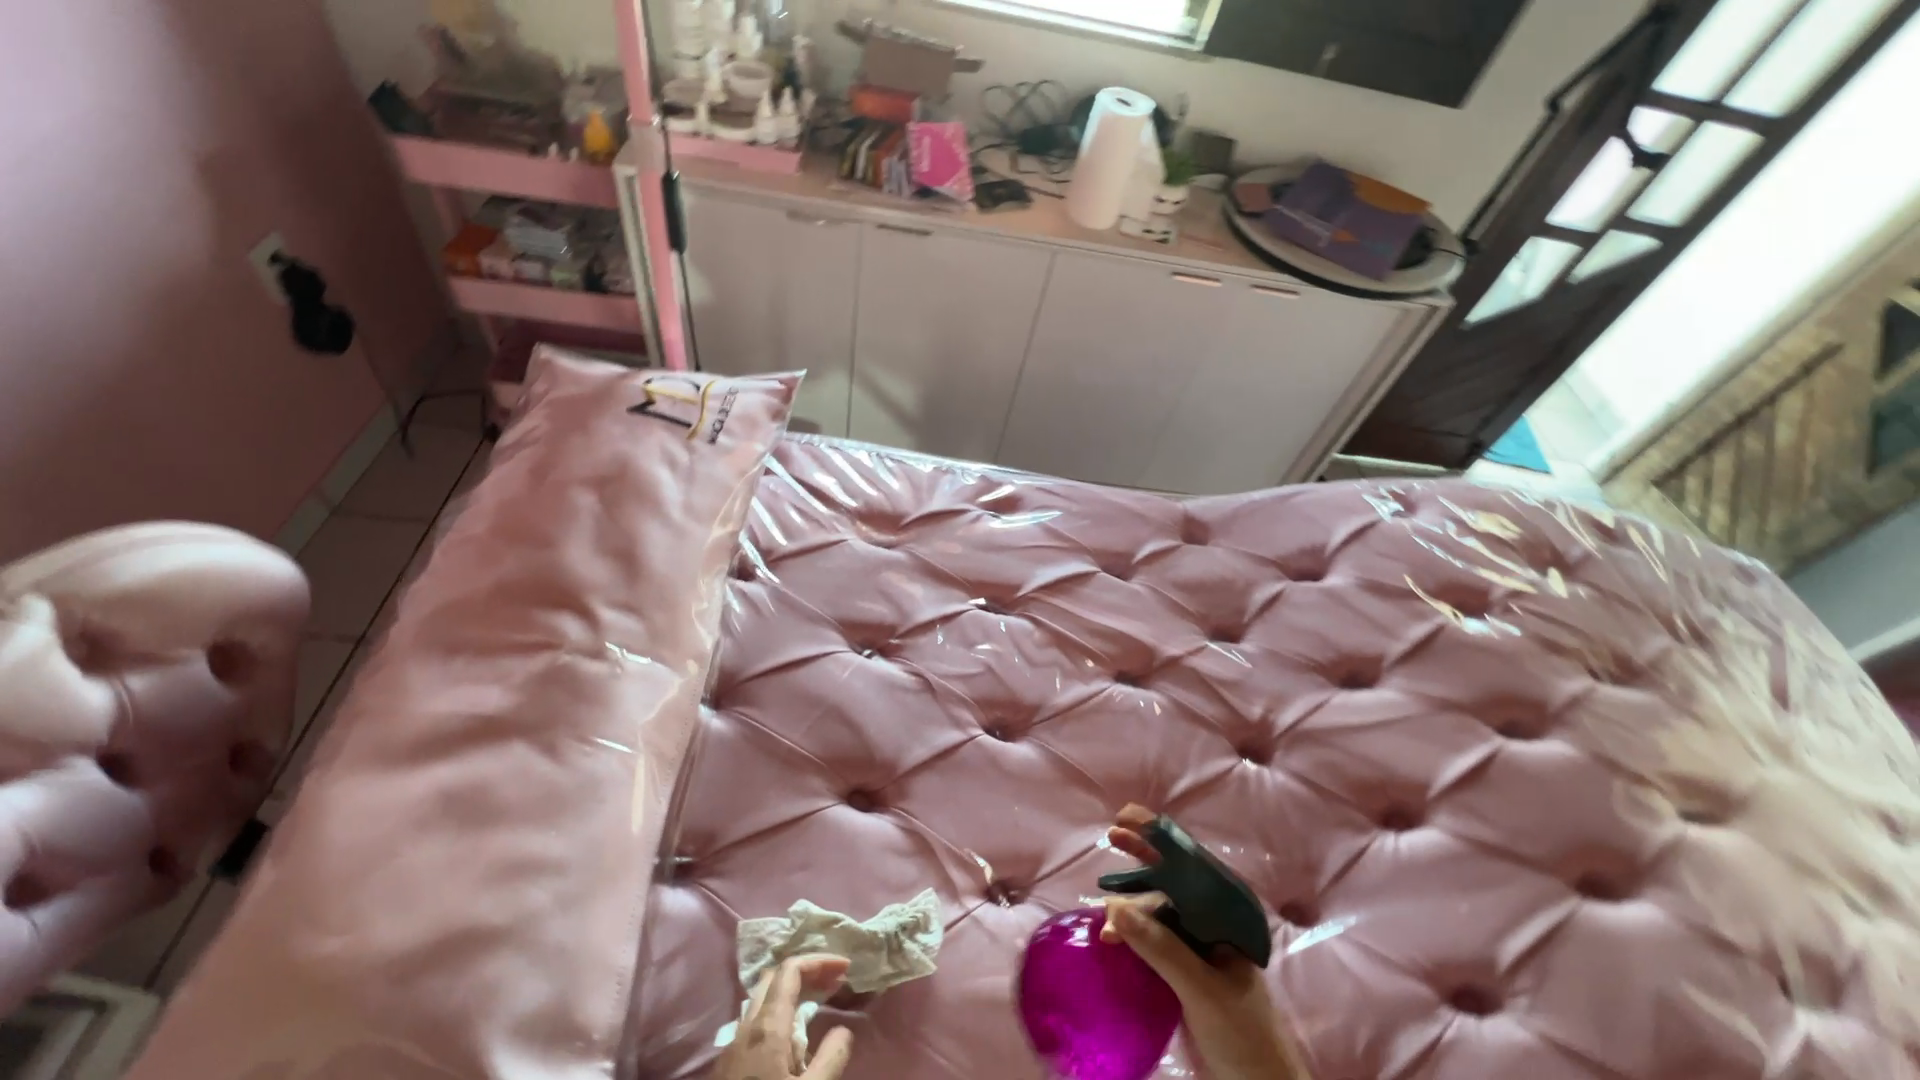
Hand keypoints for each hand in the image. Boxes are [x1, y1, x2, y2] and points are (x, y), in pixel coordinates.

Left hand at [709, 955, 854, 1079]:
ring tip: (819, 1003)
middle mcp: (746, 1027)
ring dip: (791, 992)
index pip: (790, 971)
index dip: (819, 961)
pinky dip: (779, 1013)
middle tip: (835, 981)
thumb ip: (831, 1057)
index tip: (845, 968)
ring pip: (762, 1000)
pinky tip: (794, 1037)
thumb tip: (842, 1030)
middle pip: (773, 978)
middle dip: (806, 971)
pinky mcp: (729, 1063)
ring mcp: (734, 1044)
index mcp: (767, 1027)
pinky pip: (755, 1022)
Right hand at [1103, 805, 1311, 1079]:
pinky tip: (1111, 938)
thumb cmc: (1245, 1034)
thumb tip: (1113, 907)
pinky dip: (1132, 934)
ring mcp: (1200, 947)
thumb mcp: (1202, 989)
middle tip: (1110, 835)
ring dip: (1131, 907)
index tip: (1127, 816)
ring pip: (1159, 910)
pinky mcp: (1187, 971)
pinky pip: (1154, 938)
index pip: (1193, 865)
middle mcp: (1215, 924)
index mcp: (1231, 918)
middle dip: (1142, 858)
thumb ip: (1161, 948)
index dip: (1161, 837)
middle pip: (1174, 880)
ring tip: (1103, 922)